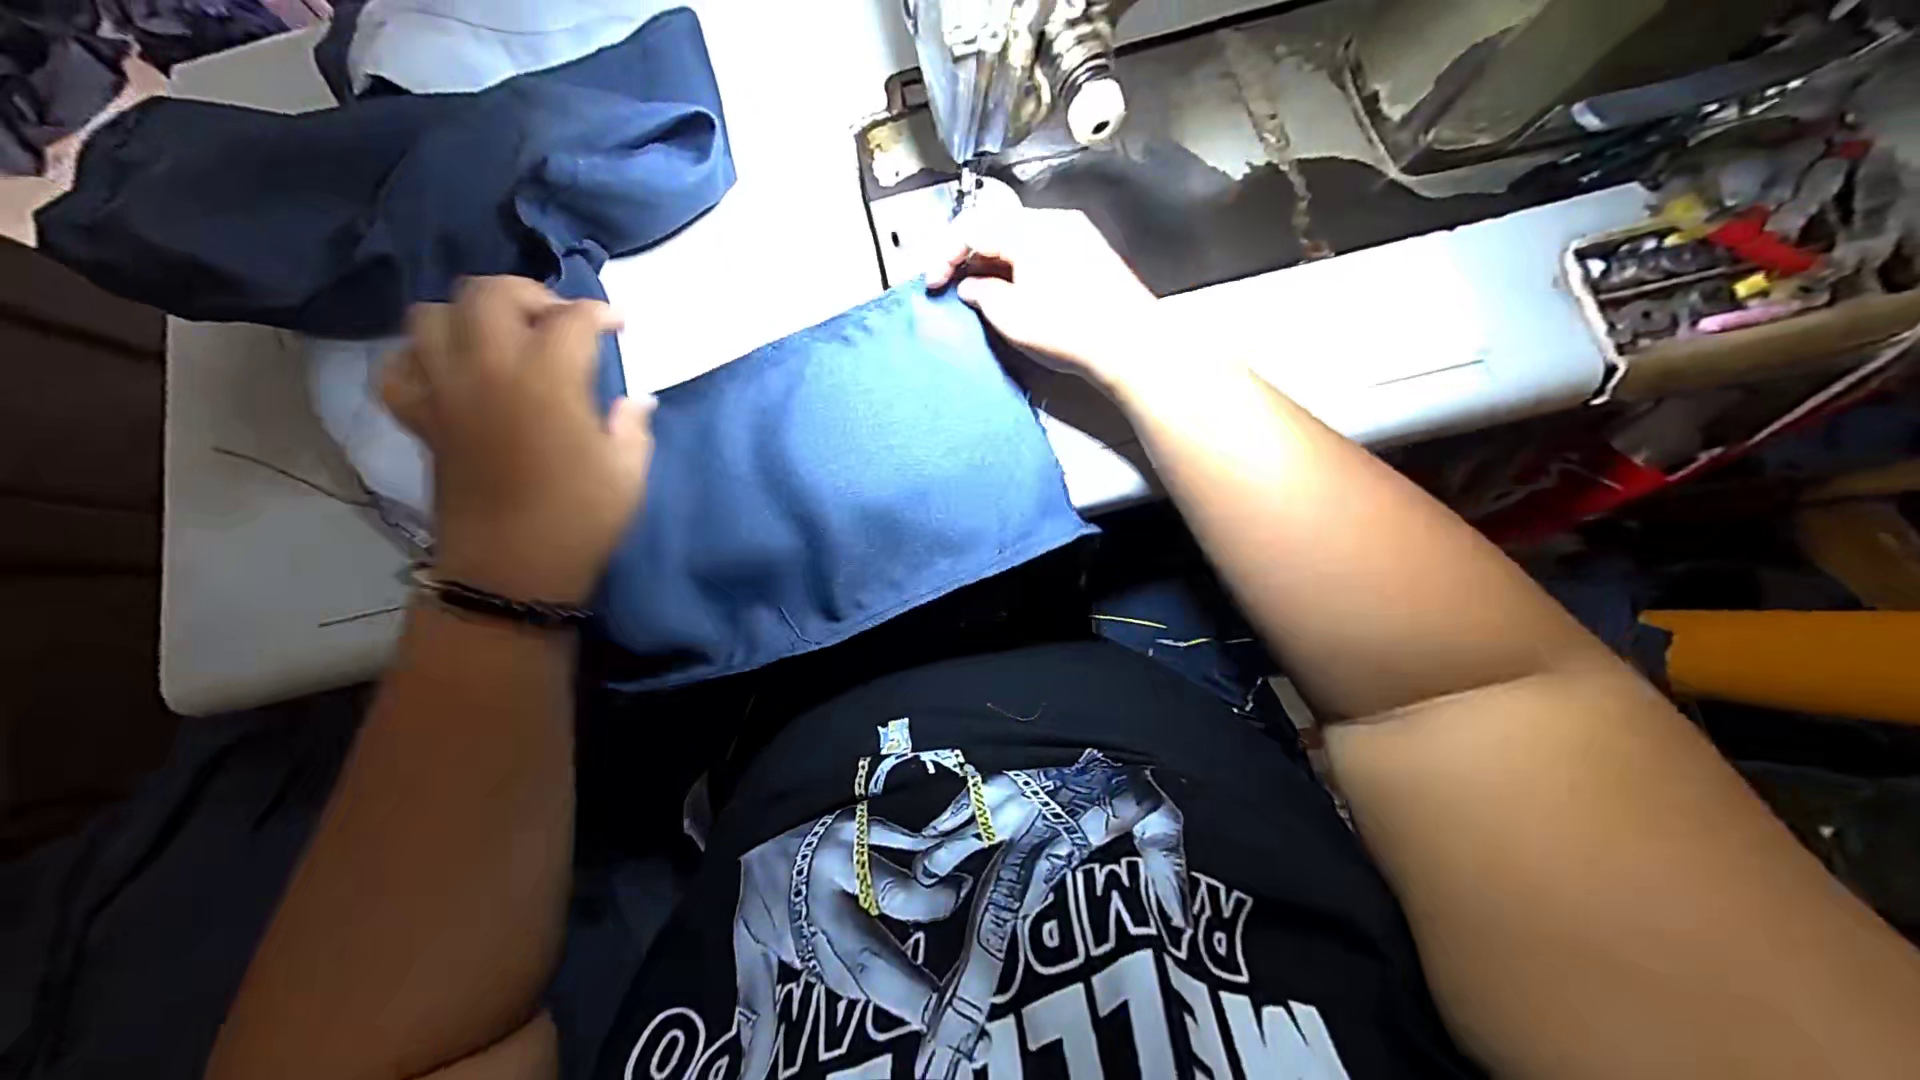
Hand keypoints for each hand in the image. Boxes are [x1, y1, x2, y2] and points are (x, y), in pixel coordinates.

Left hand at [382, 276, 652, 603]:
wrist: (513, 568)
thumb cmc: (581, 518)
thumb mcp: (628, 471)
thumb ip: (632, 424)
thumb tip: (634, 399)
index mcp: (546, 379)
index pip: (570, 318)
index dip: (599, 313)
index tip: (617, 324)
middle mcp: (487, 369)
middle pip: (489, 293)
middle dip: (530, 294)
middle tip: (558, 321)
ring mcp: (444, 391)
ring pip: (433, 315)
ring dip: (472, 316)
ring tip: (504, 340)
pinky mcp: (420, 418)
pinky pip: (402, 366)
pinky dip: (424, 358)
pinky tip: (456, 374)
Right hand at [924, 206, 1158, 394]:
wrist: (1131, 346)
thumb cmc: (1074, 332)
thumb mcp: (1012, 317)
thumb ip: (982, 294)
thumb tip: (971, 286)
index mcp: (1029, 230)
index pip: (972, 229)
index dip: (945, 255)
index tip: (934, 282)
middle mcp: (1055, 223)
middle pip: (996, 228)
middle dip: (969, 256)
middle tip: (954, 285)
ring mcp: (1077, 236)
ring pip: (1020, 239)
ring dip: (995, 262)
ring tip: (984, 294)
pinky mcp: (1091, 255)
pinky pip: (1043, 250)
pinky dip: (1021, 266)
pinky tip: (1018, 293)